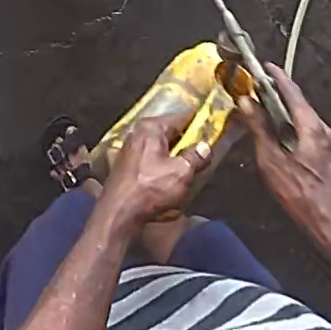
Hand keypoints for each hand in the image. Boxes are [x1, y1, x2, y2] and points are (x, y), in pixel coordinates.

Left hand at [96, 115, 208, 230]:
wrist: (119, 212)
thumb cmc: (151, 188)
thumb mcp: (181, 172)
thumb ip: (196, 157)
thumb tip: (205, 146)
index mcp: (151, 128)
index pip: (179, 117)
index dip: (197, 120)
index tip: (211, 124)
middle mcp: (138, 133)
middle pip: (168, 131)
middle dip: (186, 139)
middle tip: (204, 147)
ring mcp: (130, 148)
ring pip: (159, 146)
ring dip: (175, 153)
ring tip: (192, 162)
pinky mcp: (127, 164)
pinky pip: (151, 157)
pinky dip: (163, 162)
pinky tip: (172, 174)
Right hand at [240, 63, 330, 251]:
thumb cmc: (304, 198)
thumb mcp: (272, 162)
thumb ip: (259, 129)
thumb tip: (247, 103)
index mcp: (312, 128)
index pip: (293, 92)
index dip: (277, 77)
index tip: (264, 66)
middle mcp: (324, 132)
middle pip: (299, 104)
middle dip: (278, 93)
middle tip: (258, 86)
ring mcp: (329, 146)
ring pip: (303, 119)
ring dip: (283, 112)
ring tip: (263, 109)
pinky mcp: (328, 159)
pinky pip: (307, 133)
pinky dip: (290, 127)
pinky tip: (278, 137)